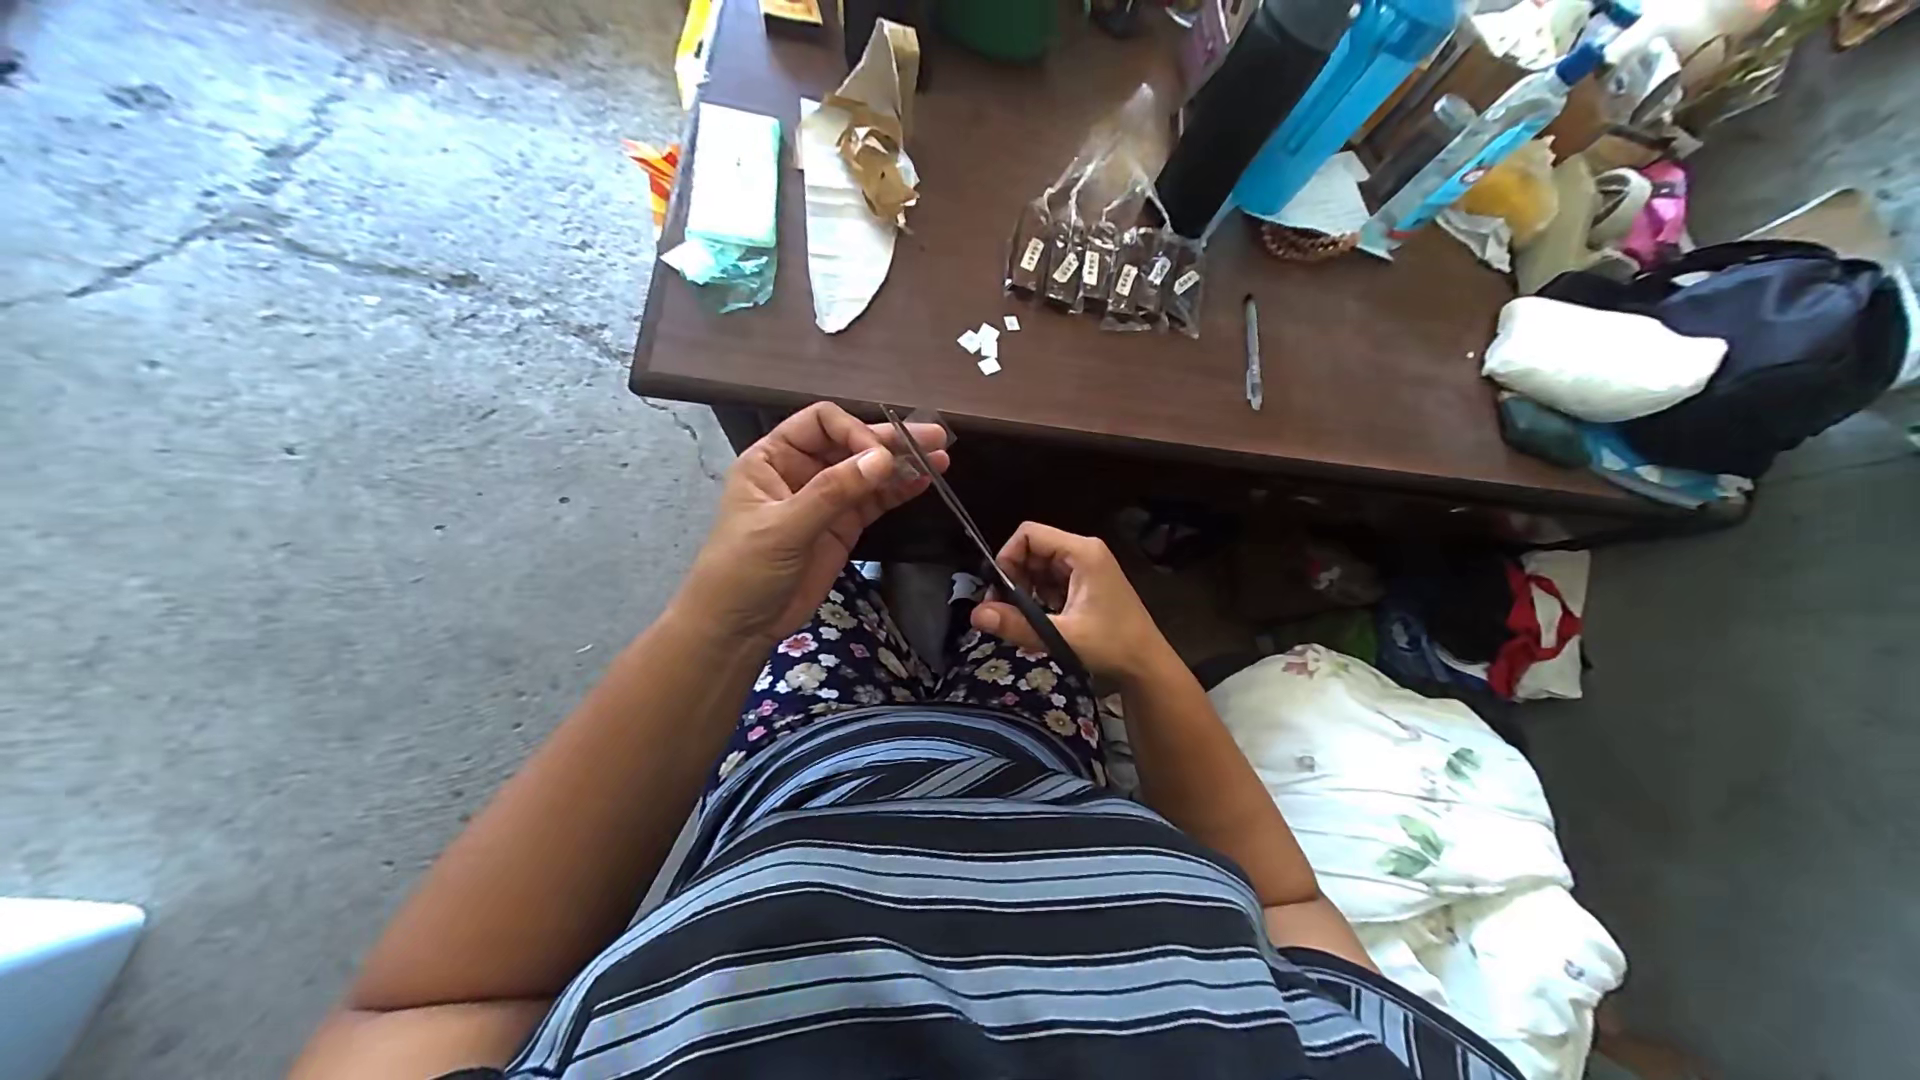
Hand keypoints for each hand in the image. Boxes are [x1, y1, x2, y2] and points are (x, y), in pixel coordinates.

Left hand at [676, 402, 947, 647]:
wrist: (738, 626)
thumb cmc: (743, 570)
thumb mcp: (784, 528)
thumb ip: (833, 492)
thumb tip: (883, 460)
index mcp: (772, 458)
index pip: (821, 423)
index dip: (854, 432)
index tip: (881, 456)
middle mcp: (800, 471)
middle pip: (850, 443)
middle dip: (890, 441)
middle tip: (935, 437)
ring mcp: (824, 499)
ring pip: (868, 472)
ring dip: (902, 465)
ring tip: (940, 458)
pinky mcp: (842, 527)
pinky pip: (874, 501)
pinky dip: (898, 492)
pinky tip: (923, 483)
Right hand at [969, 522, 1175, 683]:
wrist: (1147, 667)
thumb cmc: (1112, 646)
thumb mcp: (1062, 637)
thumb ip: (1017, 624)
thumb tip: (976, 615)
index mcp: (1083, 552)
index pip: (1029, 534)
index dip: (1007, 557)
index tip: (1000, 590)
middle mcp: (1084, 552)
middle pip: (1032, 549)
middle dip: (1014, 577)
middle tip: (1006, 610)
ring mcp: (1086, 567)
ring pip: (1038, 566)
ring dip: (1025, 590)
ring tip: (1024, 619)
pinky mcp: (1085, 583)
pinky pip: (1050, 580)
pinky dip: (1039, 597)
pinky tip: (1042, 621)